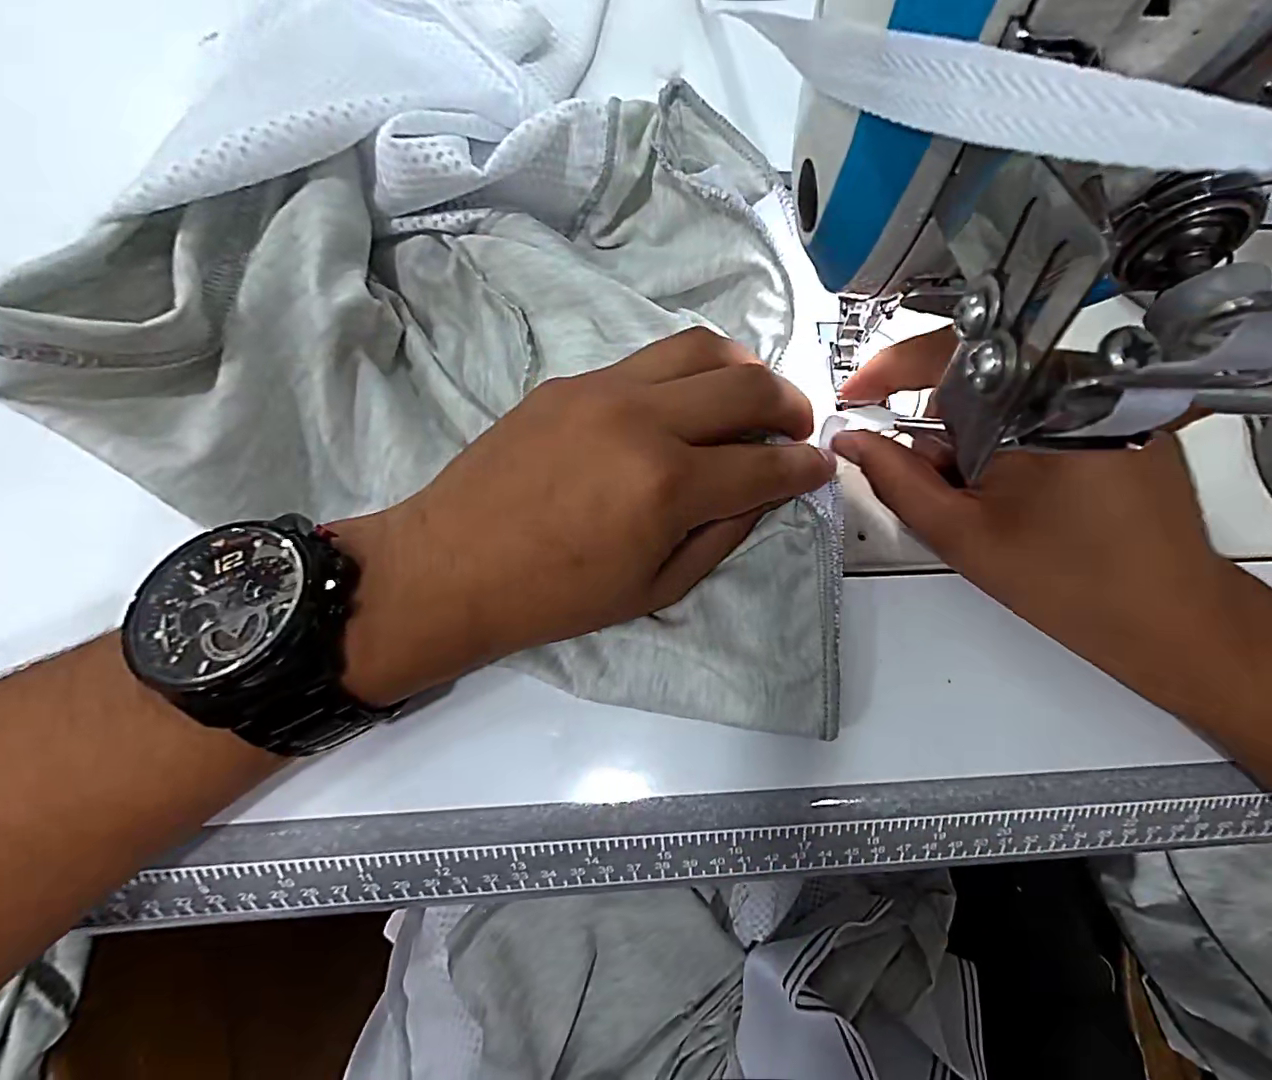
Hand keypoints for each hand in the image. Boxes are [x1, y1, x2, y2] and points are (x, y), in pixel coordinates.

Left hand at [335, 328, 832, 702]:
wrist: (450, 567)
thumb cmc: (557, 596)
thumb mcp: (658, 587)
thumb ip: (725, 533)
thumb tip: (765, 491)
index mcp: (668, 487)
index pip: (766, 463)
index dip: (806, 466)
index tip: (821, 467)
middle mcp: (644, 421)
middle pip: (748, 384)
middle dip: (792, 404)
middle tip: (797, 428)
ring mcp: (604, 390)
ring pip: (702, 348)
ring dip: (745, 369)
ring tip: (752, 399)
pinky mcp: (572, 381)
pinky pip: (652, 360)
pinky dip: (690, 374)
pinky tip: (687, 405)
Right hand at [834, 328, 1245, 691]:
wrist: (1167, 617)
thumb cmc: (1082, 586)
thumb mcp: (963, 533)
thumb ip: (897, 480)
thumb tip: (855, 441)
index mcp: (1039, 402)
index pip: (945, 356)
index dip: (889, 371)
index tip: (860, 393)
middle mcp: (1082, 384)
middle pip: (976, 382)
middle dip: (942, 432)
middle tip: (946, 489)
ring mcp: (1108, 399)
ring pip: (1007, 399)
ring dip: (980, 443)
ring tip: (999, 505)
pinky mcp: (1122, 417)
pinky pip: (1043, 411)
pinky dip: (1015, 444)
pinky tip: (1027, 498)